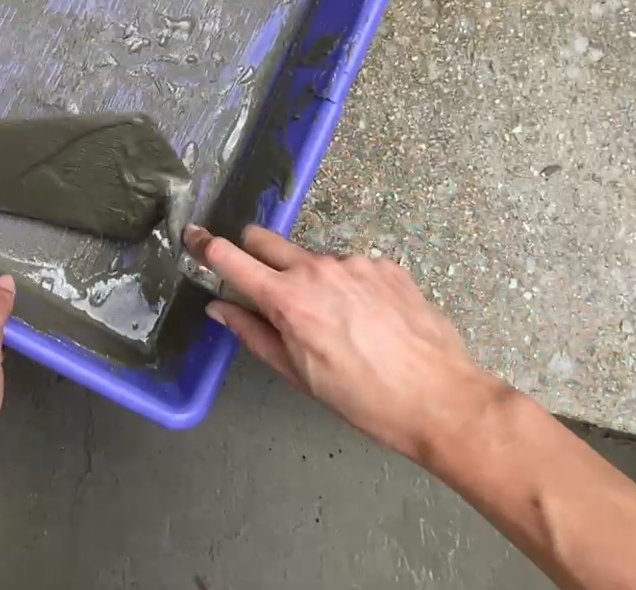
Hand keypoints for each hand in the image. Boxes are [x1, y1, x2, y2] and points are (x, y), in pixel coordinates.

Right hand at [184, 224, 507, 463]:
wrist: (444, 401)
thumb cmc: (365, 399)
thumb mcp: (299, 376)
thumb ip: (253, 334)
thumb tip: (219, 308)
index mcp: (288, 300)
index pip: (230, 258)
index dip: (204, 244)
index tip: (191, 235)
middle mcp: (316, 269)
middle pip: (263, 238)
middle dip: (253, 253)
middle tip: (266, 286)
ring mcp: (354, 262)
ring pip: (310, 257)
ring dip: (309, 278)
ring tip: (338, 320)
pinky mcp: (385, 264)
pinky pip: (350, 265)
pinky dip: (348, 284)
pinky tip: (369, 317)